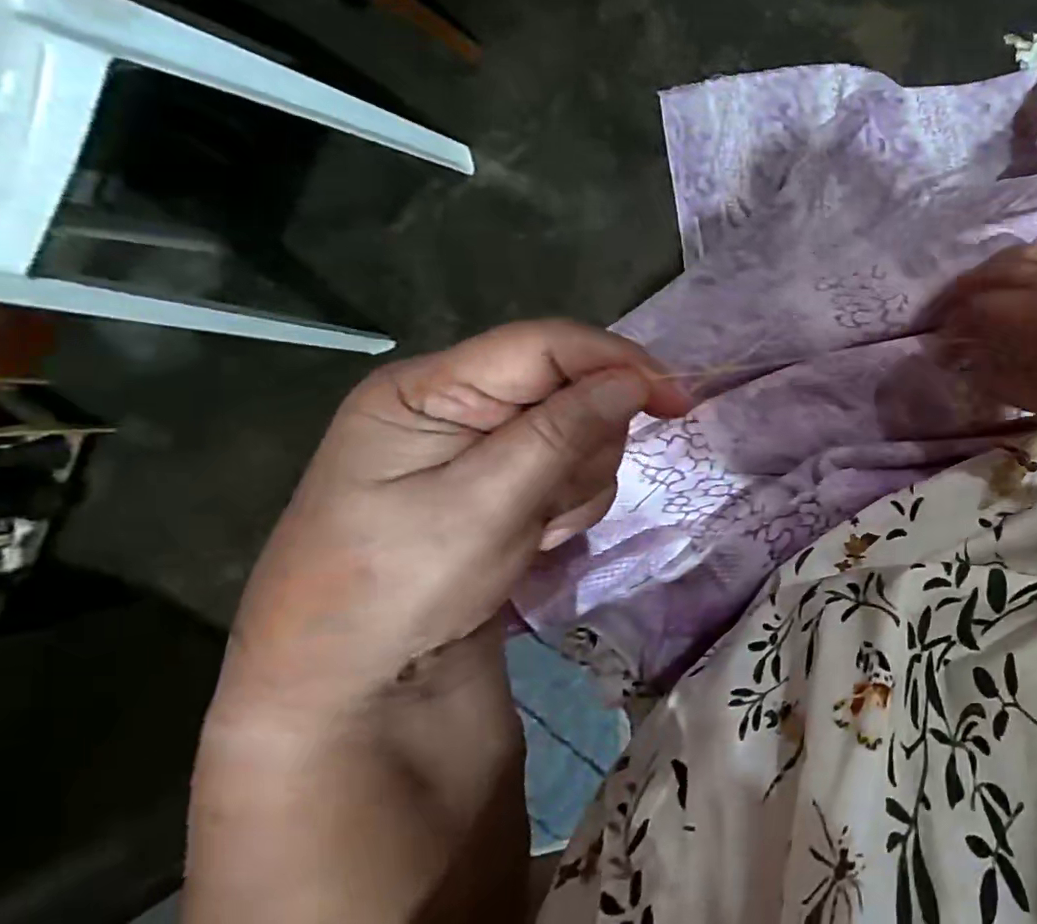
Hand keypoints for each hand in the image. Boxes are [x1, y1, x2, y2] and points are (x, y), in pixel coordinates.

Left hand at [213, 320, 692, 721]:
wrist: (359, 691)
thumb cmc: (398, 590)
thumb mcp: (482, 506)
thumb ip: (562, 433)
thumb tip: (636, 378)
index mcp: (427, 388)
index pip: (543, 344)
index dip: (616, 361)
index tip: (677, 400)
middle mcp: (455, 403)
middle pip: (567, 387)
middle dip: (584, 442)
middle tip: (552, 503)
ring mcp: (479, 445)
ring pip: (578, 431)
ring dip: (575, 481)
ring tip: (533, 531)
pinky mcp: (502, 481)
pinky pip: (568, 469)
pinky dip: (567, 503)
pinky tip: (533, 538)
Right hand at [932, 239, 1036, 459]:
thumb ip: (1008, 381)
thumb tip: (970, 367)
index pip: (981, 308)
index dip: (954, 326)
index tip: (937, 346)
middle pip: (994, 273)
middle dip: (961, 293)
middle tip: (942, 317)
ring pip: (1021, 254)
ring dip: (989, 271)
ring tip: (973, 294)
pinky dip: (1029, 257)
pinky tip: (1025, 271)